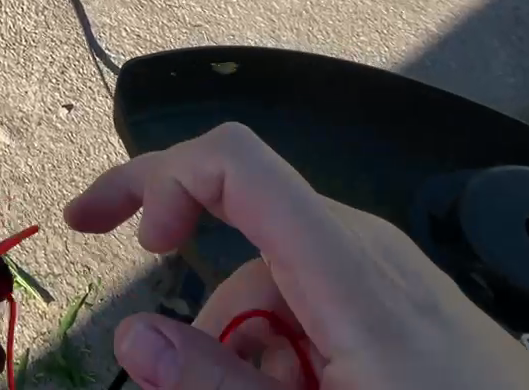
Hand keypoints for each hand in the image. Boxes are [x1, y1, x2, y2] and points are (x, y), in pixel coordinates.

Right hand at [65, 123, 528, 389]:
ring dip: (240, 334)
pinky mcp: (403, 302)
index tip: (125, 239)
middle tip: (138, 318)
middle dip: (183, 268)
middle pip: (238, 215)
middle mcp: (365, 249)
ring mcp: (389, 273)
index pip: (234, 161)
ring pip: (270, 270)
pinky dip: (281, 340)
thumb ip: (218, 386)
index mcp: (351, 272)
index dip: (160, 178)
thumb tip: (128, 335)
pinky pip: (311, 293)